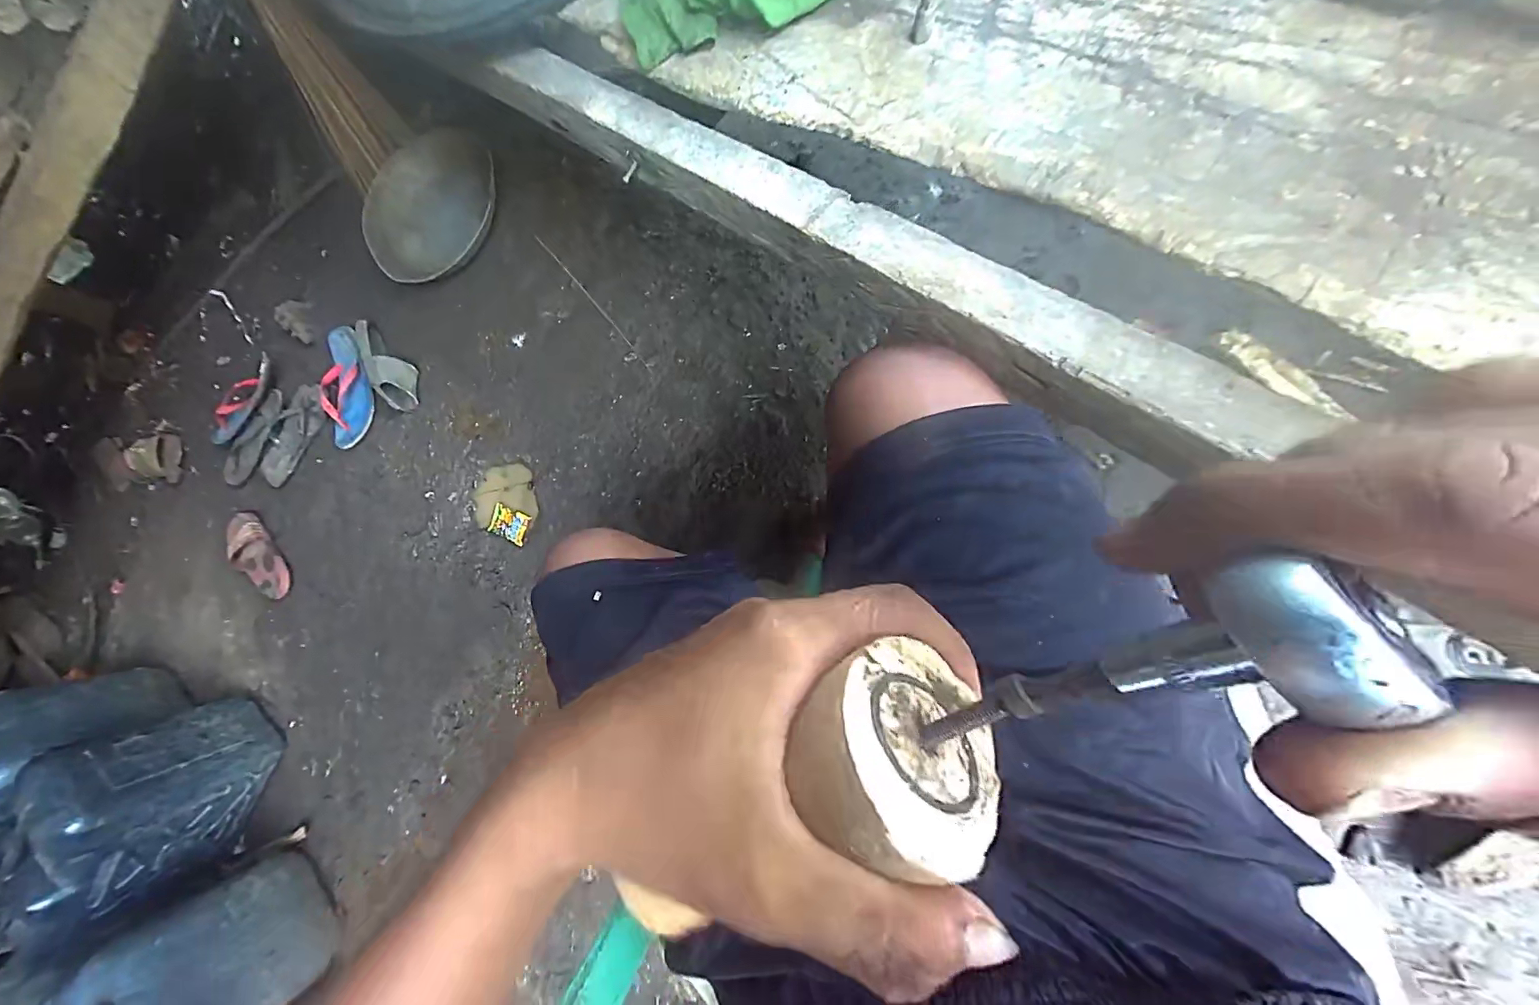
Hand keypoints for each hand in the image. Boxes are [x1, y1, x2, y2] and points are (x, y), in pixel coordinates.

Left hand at [509, 587, 1017, 1002]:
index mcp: (780, 637)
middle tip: (935, 764)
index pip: (894, 609)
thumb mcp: (772, 882)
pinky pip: (789, 665)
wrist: (555, 789)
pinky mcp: (705, 664)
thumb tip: (988, 934)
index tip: (966, 722)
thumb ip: (879, 920)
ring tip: (890, 774)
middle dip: (914, 687)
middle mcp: (756, 621)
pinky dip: (824, 701)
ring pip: (824, 649)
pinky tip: (821, 765)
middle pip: (864, 631)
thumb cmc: (659, 814)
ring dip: (868, 697)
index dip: (949, 650)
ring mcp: (725, 639)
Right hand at [1100, 357, 1538, 828]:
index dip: (1171, 532)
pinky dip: (1446, 471)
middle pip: (1311, 473)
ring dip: (1364, 508)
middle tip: (1310, 622)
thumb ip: (1445, 768)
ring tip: (1430, 578)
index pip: (1249, 496)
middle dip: (1275, 546)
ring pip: (1388, 437)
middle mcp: (1500, 415)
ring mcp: (1538, 388)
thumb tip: (1282, 768)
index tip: (1133, 561)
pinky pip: (1470, 415)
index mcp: (1482, 501)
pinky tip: (1517, 527)